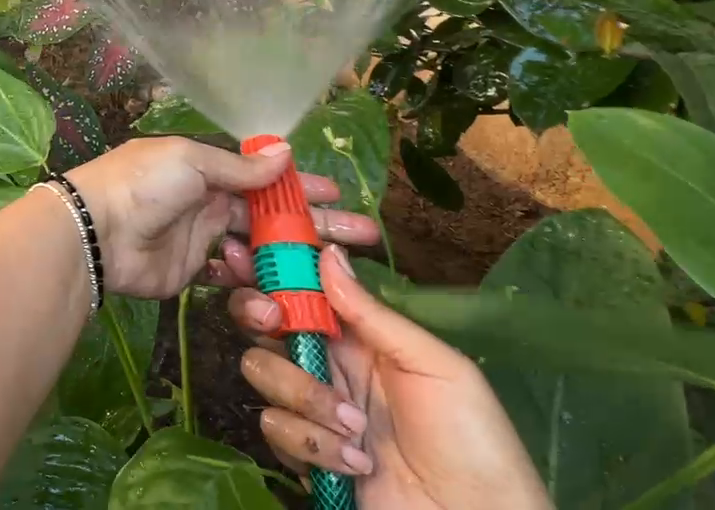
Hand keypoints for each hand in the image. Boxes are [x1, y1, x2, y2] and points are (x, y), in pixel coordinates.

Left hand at [64, 137, 379, 299]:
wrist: (98, 231)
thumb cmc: (144, 184)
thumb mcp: (191, 160)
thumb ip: (239, 166)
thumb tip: (286, 152)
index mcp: (204, 166)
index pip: (262, 176)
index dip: (301, 187)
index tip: (340, 196)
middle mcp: (206, 198)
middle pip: (269, 213)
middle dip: (313, 224)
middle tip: (360, 238)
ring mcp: (200, 235)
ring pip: (256, 246)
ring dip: (286, 256)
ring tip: (318, 266)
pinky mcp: (192, 269)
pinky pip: (232, 274)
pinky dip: (249, 277)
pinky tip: (262, 278)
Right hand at [221, 242, 550, 509]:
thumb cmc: (471, 440)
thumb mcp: (436, 367)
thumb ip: (374, 314)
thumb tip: (327, 251)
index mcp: (356, 335)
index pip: (301, 289)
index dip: (268, 269)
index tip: (242, 255)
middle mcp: (325, 362)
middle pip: (261, 321)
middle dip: (256, 314)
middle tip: (273, 322)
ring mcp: (311, 406)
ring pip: (261, 369)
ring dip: (304, 396)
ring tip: (354, 427)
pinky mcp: (303, 450)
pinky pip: (274, 427)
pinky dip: (313, 444)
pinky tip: (353, 462)